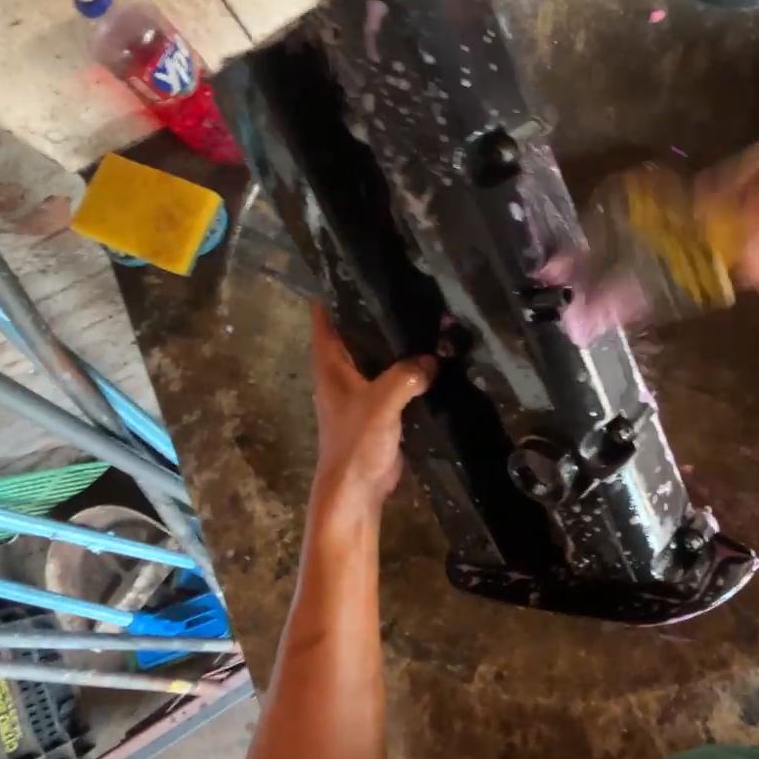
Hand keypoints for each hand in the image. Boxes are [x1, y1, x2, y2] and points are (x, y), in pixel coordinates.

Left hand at [308, 305, 435, 518]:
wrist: (355, 491)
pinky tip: (432, 361)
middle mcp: (341, 374)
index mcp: (331, 366)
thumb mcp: (381, 403)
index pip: (325, 318)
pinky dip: (409, 370)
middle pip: (355, 334)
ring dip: (395, 343)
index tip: (354, 267)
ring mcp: (360, 393)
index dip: (334, 292)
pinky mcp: (378, 411)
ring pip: (377, 358)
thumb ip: (406, 375)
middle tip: (405, 286)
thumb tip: (433, 358)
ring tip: (424, 317)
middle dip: (374, 313)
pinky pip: (394, 381)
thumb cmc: (356, 442)